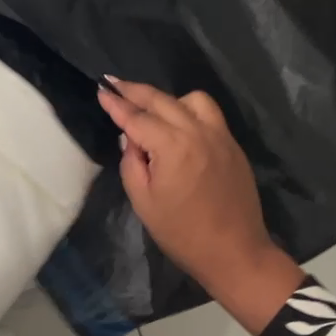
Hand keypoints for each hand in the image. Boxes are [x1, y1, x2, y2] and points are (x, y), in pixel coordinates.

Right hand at [96, 78, 303, 334]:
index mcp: (172, 147)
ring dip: (167, 99)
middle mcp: (198, 132)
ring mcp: (220, 136)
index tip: (101, 89)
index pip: (137, 117)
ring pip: (191, 100)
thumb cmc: (182, 233)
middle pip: (162, 100)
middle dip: (135, 90)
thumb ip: (132, 162)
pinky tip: (178, 123)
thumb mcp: (143, 202)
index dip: (116, 103)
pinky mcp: (232, 145)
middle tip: (114, 83)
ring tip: (151, 110)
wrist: (234, 251)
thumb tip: (131, 138)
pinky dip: (189, 110)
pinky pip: (209, 114)